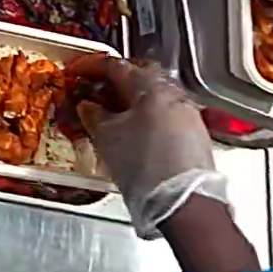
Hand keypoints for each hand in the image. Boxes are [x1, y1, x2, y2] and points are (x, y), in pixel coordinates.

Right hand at [68, 54, 225, 238]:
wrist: (185, 206)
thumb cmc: (142, 164)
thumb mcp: (105, 136)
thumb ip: (92, 113)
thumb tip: (88, 106)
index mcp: (150, 88)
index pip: (115, 66)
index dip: (91, 66)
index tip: (76, 71)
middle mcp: (174, 95)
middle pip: (140, 75)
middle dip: (115, 79)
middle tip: (96, 87)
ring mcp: (188, 115)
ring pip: (154, 96)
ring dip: (131, 98)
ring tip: (111, 112)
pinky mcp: (195, 136)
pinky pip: (165, 114)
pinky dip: (146, 115)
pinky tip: (133, 131)